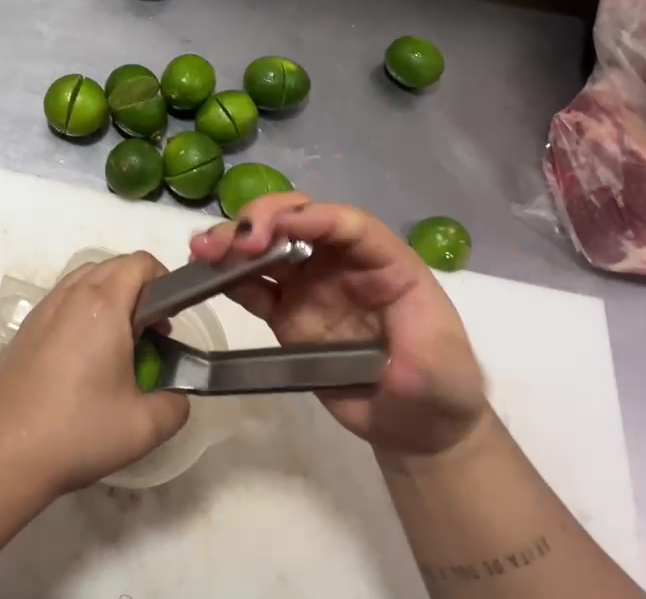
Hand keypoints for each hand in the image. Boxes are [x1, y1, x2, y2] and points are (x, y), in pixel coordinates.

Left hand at [0, 252, 189, 494]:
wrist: (4, 453)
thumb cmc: (78, 433)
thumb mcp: (145, 428)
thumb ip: (175, 404)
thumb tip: (176, 395)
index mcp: (103, 307)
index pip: (140, 263)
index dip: (165, 282)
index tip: (169, 321)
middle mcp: (71, 297)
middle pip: (113, 266)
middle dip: (140, 290)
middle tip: (151, 335)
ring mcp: (44, 310)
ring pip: (85, 280)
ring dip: (110, 297)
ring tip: (119, 344)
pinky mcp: (26, 328)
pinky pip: (63, 300)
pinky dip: (83, 311)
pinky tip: (85, 357)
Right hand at [191, 194, 486, 456]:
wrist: (417, 428)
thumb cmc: (441, 390)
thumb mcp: (444, 376)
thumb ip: (422, 367)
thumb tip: (394, 367)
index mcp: (385, 262)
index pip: (349, 224)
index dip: (313, 217)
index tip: (280, 226)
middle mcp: (342, 264)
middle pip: (299, 219)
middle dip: (264, 219)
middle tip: (235, 241)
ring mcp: (310, 287)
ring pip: (268, 246)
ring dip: (234, 240)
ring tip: (201, 250)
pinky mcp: (286, 315)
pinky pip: (253, 288)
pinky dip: (226, 277)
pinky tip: (201, 274)